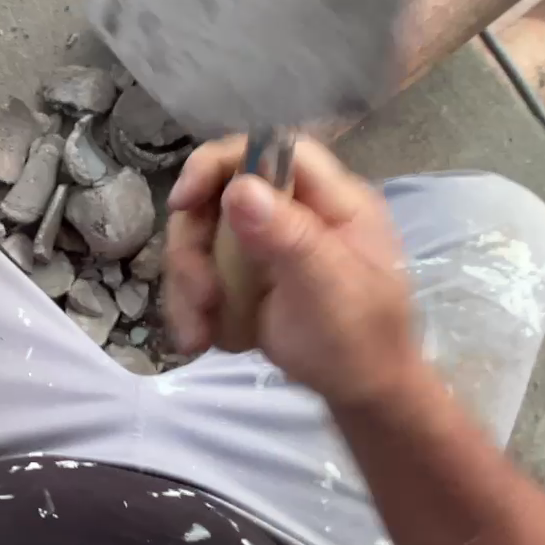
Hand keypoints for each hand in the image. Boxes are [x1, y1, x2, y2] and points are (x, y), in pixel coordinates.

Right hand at [162, 136, 427, 408]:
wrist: (361, 395)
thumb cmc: (360, 343)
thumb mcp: (330, 290)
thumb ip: (289, 238)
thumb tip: (238, 189)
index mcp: (329, 201)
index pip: (268, 149)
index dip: (218, 163)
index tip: (183, 201)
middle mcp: (290, 212)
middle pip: (215, 198)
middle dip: (193, 248)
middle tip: (201, 296)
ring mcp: (261, 242)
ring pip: (196, 239)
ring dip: (185, 286)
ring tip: (198, 335)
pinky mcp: (238, 273)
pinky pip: (194, 273)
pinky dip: (188, 306)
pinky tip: (201, 339)